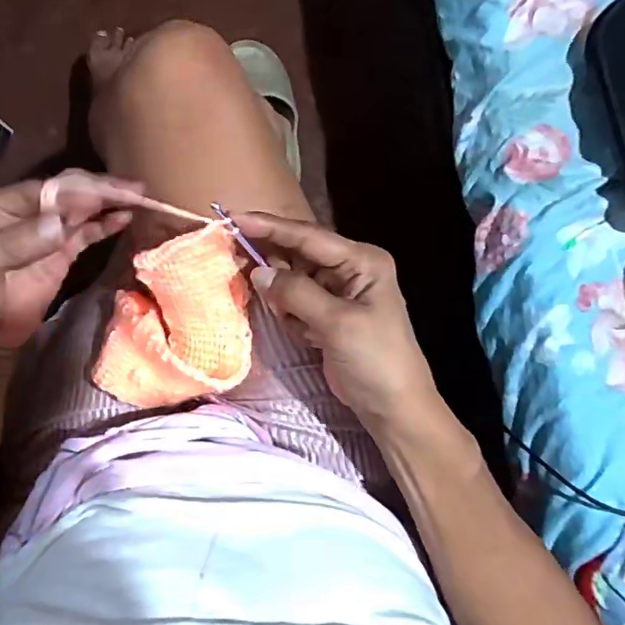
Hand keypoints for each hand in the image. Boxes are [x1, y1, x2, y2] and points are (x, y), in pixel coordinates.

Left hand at [0, 170, 139, 358]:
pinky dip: (106, 224)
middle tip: (137, 190)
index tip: (111, 193)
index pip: (47, 190)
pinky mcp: (61, 255)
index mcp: (2, 206)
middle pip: (70, 192)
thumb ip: (17, 244)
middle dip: (102, 189)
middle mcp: (26, 212)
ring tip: (142, 199)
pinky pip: (88, 233)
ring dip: (109, 202)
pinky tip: (126, 218)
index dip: (80, 190)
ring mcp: (46, 234)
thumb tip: (59, 224)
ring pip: (83, 209)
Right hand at [236, 212, 444, 434]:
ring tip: (265, 298)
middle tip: (231, 251)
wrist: (394, 406)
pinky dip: (284, 308)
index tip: (234, 218)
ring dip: (276, 288)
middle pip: (297, 252)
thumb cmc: (375, 360)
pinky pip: (293, 299)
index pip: (308, 236)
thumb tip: (258, 272)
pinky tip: (290, 324)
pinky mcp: (325, 313)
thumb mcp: (337, 323)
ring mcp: (337, 291)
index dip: (270, 227)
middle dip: (268, 255)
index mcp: (362, 261)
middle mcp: (349, 269)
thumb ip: (296, 293)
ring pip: (291, 276)